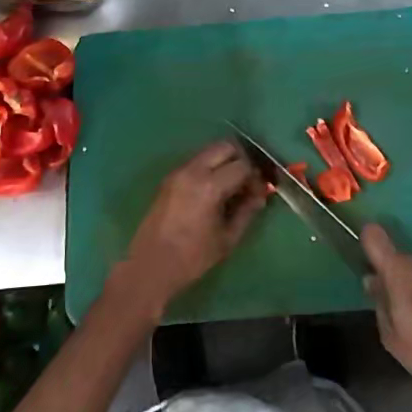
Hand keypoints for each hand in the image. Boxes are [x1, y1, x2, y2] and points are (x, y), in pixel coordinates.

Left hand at [112, 141, 266, 312]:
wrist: (151, 265)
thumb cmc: (193, 257)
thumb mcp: (227, 238)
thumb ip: (246, 211)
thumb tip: (260, 195)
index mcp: (210, 186)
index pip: (242, 165)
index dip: (256, 177)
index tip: (259, 193)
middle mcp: (193, 170)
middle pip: (225, 146)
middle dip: (241, 160)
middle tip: (247, 183)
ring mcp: (179, 171)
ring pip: (209, 151)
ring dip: (224, 162)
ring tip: (231, 188)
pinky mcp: (170, 178)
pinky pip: (196, 162)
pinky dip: (210, 167)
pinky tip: (213, 191)